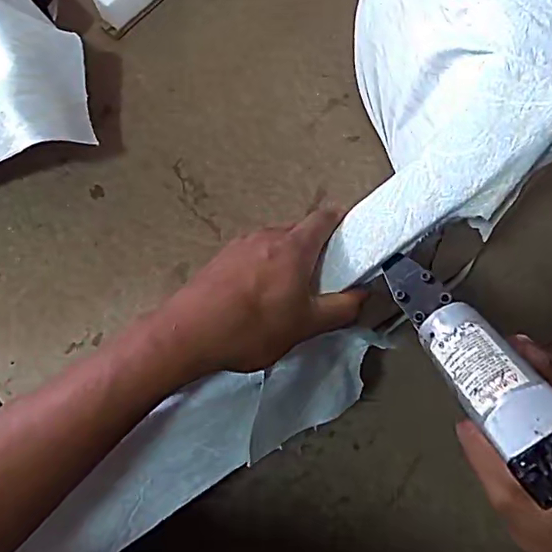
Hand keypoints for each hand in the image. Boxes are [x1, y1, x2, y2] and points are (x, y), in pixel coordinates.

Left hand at [154, 207, 366, 375]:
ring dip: (286, 262)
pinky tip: (257, 298)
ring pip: (275, 245)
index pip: (324, 217)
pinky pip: (253, 255)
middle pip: (300, 232)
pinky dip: (263, 269)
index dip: (341, 222)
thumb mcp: (306, 326)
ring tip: (287, 295)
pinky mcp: (222, 258)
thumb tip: (362, 296)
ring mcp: (241, 244)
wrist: (189, 334)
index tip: (350, 237)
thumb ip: (341, 309)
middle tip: (320, 280)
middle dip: (314, 251)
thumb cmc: (252, 327)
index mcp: (294, 246)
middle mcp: (267, 236)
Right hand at [457, 335, 551, 551]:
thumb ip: (488, 463)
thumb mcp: (515, 506)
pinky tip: (523, 407)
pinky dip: (547, 401)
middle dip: (526, 366)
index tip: (498, 346)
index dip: (527, 356)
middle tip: (492, 358)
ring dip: (536, 382)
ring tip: (501, 377)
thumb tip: (466, 424)